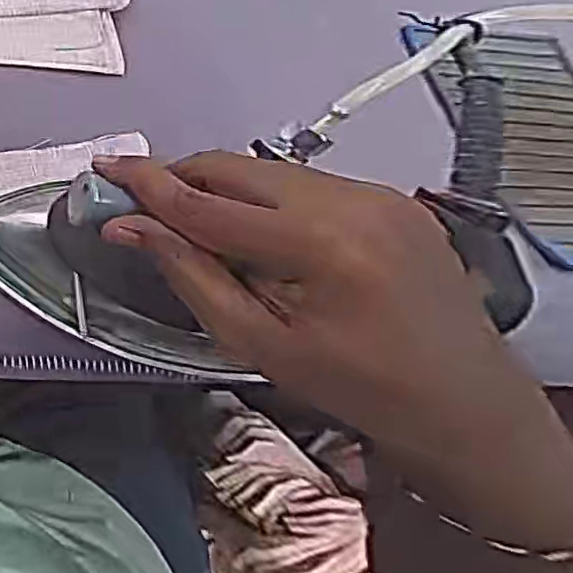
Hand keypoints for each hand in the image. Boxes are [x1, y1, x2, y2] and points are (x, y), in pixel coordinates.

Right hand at [93, 151, 572, 548]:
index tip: (104, 168)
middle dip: (178, 178)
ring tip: (194, 223)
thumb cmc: (354, 387)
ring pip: (262, 170)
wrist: (468, 405)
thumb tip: (128, 227)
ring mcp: (377, 193)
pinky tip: (253, 232)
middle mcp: (352, 201)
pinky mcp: (389, 197)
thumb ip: (188, 273)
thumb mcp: (255, 341)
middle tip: (139, 201)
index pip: (206, 202)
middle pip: (232, 168)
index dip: (146, 183)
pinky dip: (258, 196)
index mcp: (320, 246)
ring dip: (216, 188)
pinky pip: (298, 181)